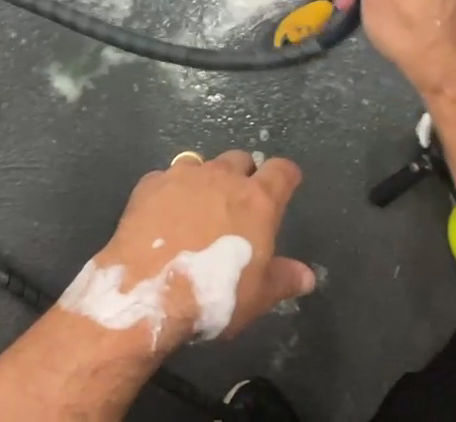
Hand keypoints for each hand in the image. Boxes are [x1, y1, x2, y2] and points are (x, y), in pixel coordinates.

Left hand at [70, 151, 314, 352]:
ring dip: (207, 179)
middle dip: (244, 174)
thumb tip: (306, 276)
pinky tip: (165, 212)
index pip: (281, 171)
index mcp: (256, 200)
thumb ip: (284, 279)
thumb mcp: (259, 295)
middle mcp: (221, 177)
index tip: (288, 181)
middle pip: (240, 160)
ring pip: (202, 163)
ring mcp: (182, 175)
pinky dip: (171, 190)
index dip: (286, 175)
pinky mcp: (151, 182)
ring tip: (201, 204)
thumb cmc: (215, 292)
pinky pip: (167, 177)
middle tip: (241, 200)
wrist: (149, 289)